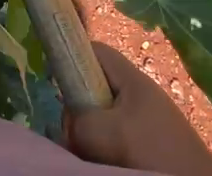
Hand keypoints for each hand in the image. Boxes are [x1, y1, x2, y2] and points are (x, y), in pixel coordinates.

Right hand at [68, 43, 211, 175]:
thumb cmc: (155, 153)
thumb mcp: (106, 132)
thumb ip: (78, 120)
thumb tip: (68, 126)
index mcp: (133, 79)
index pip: (93, 49)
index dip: (71, 57)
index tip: (56, 82)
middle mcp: (139, 96)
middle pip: (93, 86)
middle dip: (79, 107)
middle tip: (75, 129)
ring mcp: (146, 122)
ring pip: (102, 117)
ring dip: (91, 135)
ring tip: (91, 152)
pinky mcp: (150, 147)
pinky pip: (116, 139)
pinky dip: (106, 150)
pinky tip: (104, 162)